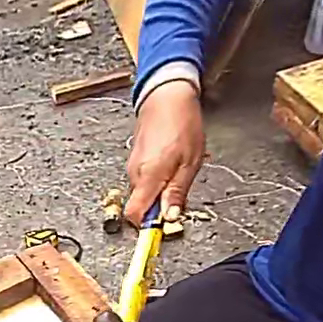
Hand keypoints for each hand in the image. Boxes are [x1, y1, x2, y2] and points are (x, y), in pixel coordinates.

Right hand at [126, 79, 204, 226]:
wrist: (166, 95)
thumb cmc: (182, 124)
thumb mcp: (189, 162)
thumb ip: (177, 193)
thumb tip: (170, 218)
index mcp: (148, 177)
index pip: (135, 215)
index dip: (147, 226)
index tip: (162, 227)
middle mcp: (135, 175)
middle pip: (140, 207)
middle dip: (159, 209)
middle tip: (179, 196)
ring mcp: (132, 168)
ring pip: (143, 195)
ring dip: (159, 194)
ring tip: (177, 174)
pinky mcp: (134, 162)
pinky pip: (143, 182)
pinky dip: (155, 183)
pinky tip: (169, 166)